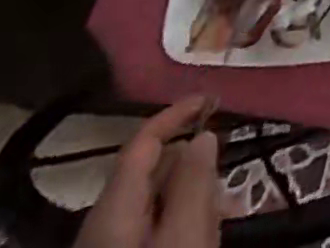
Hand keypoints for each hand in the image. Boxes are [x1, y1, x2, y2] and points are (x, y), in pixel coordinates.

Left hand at [73, 95, 221, 247]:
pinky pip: (152, 224)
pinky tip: (205, 225)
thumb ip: (194, 183)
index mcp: (114, 205)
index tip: (212, 97)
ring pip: (154, 198)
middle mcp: (103, 219)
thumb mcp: (185, 234)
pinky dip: (182, 215)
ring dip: (190, 189)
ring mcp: (106, 242)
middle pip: (150, 169)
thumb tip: (203, 136)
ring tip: (224, 200)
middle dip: (190, 156)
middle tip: (227, 156)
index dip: (176, 112)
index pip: (142, 141)